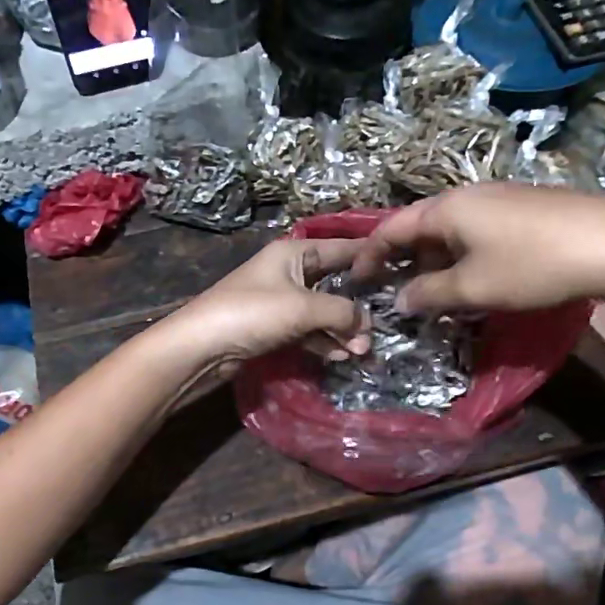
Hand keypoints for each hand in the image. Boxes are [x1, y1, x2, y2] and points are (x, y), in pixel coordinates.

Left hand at [155, 238, 370, 366]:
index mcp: (294, 252)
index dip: (371, 258)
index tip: (403, 270)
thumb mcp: (303, 307)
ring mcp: (279, 301)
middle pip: (334, 285)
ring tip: (361, 351)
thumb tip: (368, 326)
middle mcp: (288, 272)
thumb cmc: (252, 313)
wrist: (202, 345)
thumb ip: (342, 312)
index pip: (342, 248)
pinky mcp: (272, 328)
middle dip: (357, 309)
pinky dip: (323, 342)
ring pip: (322, 312)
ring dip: (342, 331)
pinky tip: (340, 356)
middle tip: (379, 331)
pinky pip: (307, 331)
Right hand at [351, 184, 604, 313]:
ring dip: (433, 260)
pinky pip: (476, 230)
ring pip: (449, 229)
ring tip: (434, 291)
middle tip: (396, 290)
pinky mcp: (525, 207)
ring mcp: (499, 198)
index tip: (357, 281)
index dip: (369, 255)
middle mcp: (467, 195)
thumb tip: (400, 300)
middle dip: (402, 259)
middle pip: (419, 226)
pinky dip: (461, 253)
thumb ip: (427, 294)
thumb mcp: (471, 288)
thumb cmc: (533, 266)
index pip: (390, 228)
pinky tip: (474, 277)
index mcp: (446, 208)